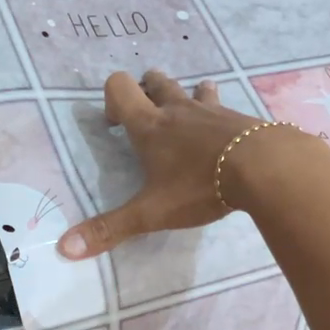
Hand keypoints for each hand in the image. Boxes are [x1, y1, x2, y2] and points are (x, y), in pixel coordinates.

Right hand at [58, 70, 313, 259]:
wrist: (264, 168)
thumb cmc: (200, 186)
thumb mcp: (151, 213)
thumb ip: (110, 229)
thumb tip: (64, 249)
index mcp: (151, 126)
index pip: (120, 87)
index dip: (112, 99)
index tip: (114, 126)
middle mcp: (179, 110)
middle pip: (156, 81)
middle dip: (147, 92)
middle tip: (147, 120)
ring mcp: (214, 111)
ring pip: (194, 90)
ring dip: (187, 98)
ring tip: (188, 122)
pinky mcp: (242, 120)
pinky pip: (226, 109)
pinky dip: (220, 118)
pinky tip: (227, 140)